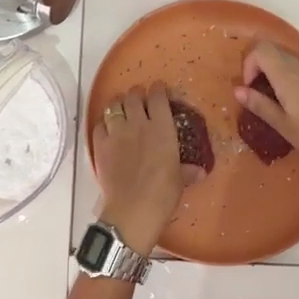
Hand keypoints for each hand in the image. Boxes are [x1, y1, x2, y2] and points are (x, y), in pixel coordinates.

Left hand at [92, 83, 203, 253]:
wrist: (133, 209)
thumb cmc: (163, 194)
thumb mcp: (179, 180)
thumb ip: (187, 171)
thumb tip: (200, 171)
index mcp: (162, 128)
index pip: (158, 97)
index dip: (158, 90)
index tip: (159, 89)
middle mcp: (138, 124)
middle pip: (133, 96)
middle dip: (136, 94)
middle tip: (139, 98)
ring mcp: (117, 132)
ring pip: (114, 105)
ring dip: (118, 103)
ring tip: (121, 107)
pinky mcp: (100, 144)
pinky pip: (99, 124)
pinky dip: (103, 122)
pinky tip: (107, 128)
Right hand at [234, 43, 298, 193]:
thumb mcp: (285, 127)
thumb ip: (260, 106)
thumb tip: (237, 90)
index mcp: (289, 76)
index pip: (260, 49)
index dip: (248, 65)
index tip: (249, 90)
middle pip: (272, 51)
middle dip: (258, 68)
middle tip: (258, 97)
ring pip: (287, 60)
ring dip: (273, 74)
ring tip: (275, 104)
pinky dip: (288, 79)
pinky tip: (295, 105)